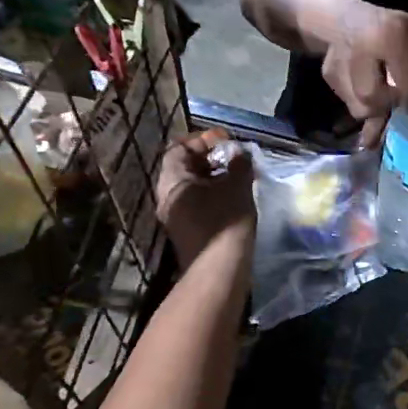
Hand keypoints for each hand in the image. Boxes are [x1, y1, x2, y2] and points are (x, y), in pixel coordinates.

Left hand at [154, 129, 253, 266]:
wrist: (218, 269)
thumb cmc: (224, 220)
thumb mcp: (236, 186)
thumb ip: (238, 163)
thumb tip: (239, 152)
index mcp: (172, 180)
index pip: (179, 148)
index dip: (203, 139)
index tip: (227, 141)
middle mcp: (167, 195)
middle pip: (185, 166)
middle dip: (211, 158)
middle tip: (236, 158)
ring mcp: (175, 214)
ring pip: (193, 186)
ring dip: (215, 177)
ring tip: (240, 176)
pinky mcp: (187, 229)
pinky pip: (197, 202)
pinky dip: (214, 193)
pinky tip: (235, 196)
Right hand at [320, 0, 407, 148]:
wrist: (333, 19)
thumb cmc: (386, 26)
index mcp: (390, 36)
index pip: (405, 79)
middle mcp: (363, 52)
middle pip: (378, 100)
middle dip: (390, 108)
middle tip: (397, 105)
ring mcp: (341, 66)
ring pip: (362, 108)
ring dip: (376, 112)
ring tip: (382, 103)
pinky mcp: (329, 78)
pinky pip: (349, 105)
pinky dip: (361, 108)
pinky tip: (364, 98)